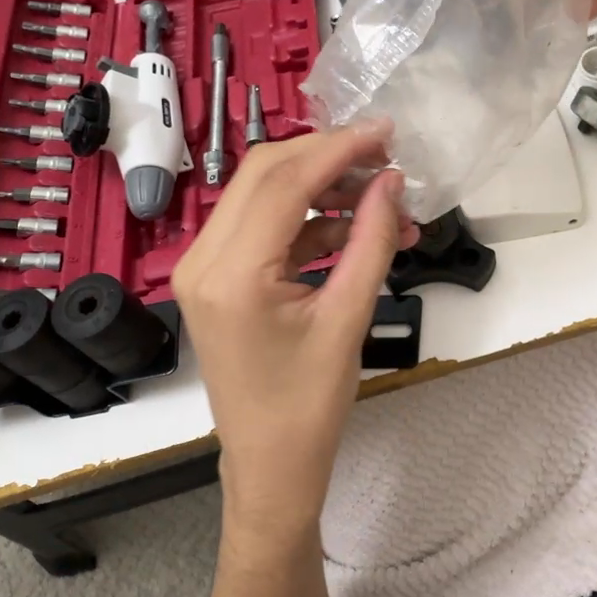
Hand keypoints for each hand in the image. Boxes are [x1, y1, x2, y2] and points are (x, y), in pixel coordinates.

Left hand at [172, 127, 417, 527]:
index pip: (285, 183)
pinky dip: (311, 221)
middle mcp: (204, 259)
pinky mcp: (218, 278)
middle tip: (387, 157)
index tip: (387, 131)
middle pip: (265, 174)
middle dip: (329, 156)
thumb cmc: (309, 406)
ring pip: (265, 195)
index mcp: (231, 273)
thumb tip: (393, 182)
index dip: (340, 148)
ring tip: (385, 201)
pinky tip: (359, 230)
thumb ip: (371, 241)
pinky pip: (266, 228)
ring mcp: (205, 267)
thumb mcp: (350, 318)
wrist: (270, 465)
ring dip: (324, 189)